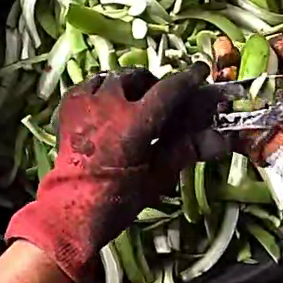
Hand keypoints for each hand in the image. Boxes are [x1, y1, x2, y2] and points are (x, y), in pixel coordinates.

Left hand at [5, 66, 227, 282]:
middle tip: (158, 95)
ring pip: (109, 78)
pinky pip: (86, 86)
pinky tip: (104, 104)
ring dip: (124, 84)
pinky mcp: (67, 109)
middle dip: (151, 82)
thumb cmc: (118, 200)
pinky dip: (99, 90)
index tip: (199, 71)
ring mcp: (84, 104)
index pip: (169, 90)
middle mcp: (108, 105)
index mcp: (135, 123)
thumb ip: (184, 151)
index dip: (188, 78)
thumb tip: (216, 138)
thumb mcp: (157, 177)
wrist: (71, 211)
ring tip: (130, 98)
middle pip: (136, 77)